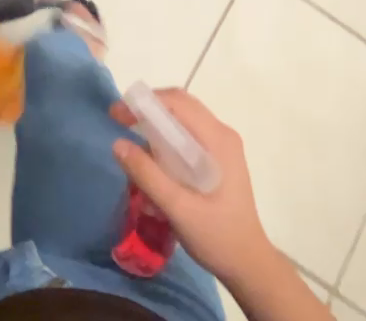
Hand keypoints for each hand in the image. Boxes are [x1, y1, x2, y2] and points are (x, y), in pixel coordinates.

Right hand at [110, 89, 278, 283]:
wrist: (248, 263)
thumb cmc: (217, 236)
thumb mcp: (178, 209)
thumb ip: (148, 176)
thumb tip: (118, 144)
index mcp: (218, 140)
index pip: (177, 103)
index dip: (144, 103)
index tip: (117, 115)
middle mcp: (221, 134)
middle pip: (179, 106)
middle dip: (147, 111)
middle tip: (120, 124)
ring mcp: (221, 145)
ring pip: (181, 120)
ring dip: (155, 128)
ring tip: (134, 149)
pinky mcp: (217, 158)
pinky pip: (186, 136)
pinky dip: (165, 142)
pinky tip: (154, 166)